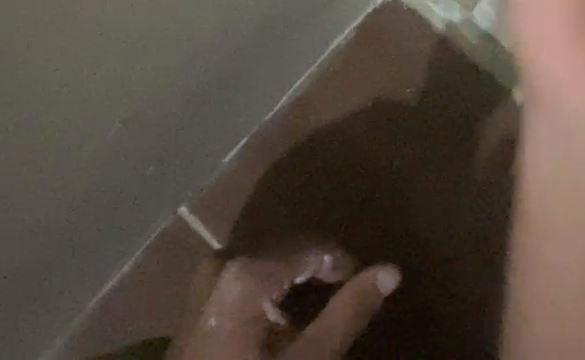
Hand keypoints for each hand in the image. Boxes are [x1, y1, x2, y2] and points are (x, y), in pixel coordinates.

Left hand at [165, 245, 399, 359]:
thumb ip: (348, 313)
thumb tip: (392, 270)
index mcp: (247, 271)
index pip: (313, 247)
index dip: (344, 266)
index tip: (364, 290)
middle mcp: (221, 265)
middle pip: (287, 256)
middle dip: (317, 278)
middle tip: (340, 308)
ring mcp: (201, 288)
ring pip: (265, 271)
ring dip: (292, 291)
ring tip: (311, 325)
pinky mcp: (192, 312)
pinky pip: (240, 287)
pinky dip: (267, 302)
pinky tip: (278, 336)